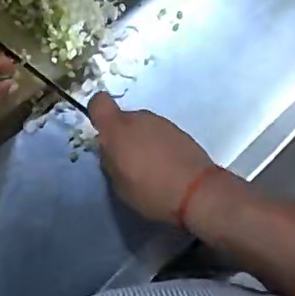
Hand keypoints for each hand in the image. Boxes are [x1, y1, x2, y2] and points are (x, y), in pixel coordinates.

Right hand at [91, 93, 235, 227]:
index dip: (97, 113)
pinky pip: (159, 133)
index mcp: (117, 129)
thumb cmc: (151, 191)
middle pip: (122, 118)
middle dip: (122, 135)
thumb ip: (110, 161)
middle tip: (128, 161)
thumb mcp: (119, 184)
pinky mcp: (180, 130)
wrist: (198, 192)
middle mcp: (138, 118)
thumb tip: (110, 150)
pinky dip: (159, 145)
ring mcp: (161, 122)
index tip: (102, 133)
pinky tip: (166, 166)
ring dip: (142, 140)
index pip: (99, 103)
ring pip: (142, 126)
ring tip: (150, 167)